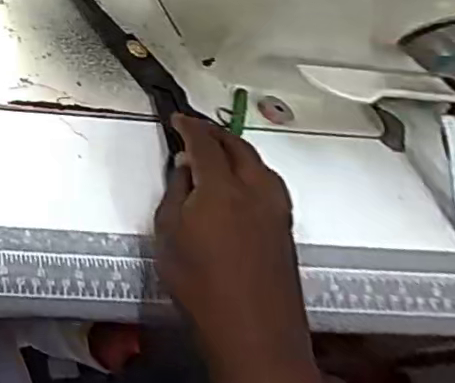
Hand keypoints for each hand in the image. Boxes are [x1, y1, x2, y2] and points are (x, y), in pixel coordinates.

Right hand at [154, 115, 318, 382]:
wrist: (251, 335)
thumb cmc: (200, 284)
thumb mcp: (168, 229)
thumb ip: (176, 191)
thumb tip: (183, 170)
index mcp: (223, 190)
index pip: (206, 143)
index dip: (189, 126)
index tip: (177, 118)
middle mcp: (257, 196)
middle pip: (240, 149)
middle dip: (217, 133)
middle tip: (195, 127)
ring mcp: (277, 216)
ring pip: (261, 167)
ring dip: (238, 151)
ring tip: (218, 149)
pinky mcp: (285, 234)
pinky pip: (270, 186)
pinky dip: (252, 171)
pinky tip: (239, 181)